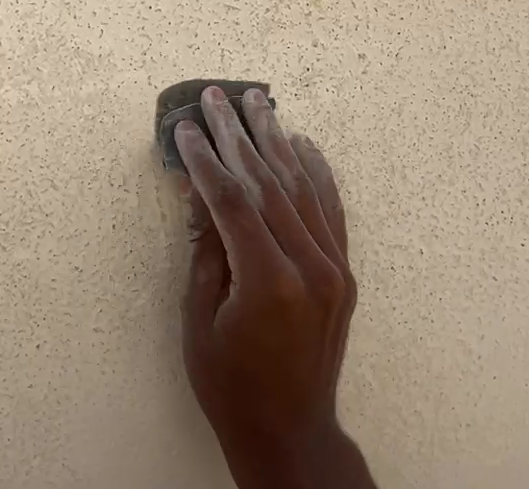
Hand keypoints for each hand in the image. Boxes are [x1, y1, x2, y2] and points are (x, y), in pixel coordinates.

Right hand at [176, 87, 374, 488]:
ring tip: (258, 101)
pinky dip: (317, 171)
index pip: (232, 200)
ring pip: (302, 187)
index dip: (204, 160)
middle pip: (268, 182)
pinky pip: (331, 209)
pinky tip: (303, 143)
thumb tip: (197, 187)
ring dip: (276, 139)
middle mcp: (310, 267)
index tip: (184, 128)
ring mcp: (334, 268)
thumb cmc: (230, 381)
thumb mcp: (199, 315)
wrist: (291, 430)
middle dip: (237, 135)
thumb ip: (205, 247)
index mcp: (269, 281)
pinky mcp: (344, 273)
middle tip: (216, 97)